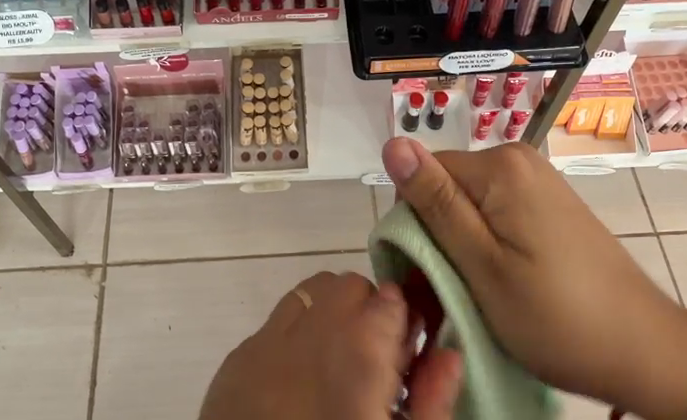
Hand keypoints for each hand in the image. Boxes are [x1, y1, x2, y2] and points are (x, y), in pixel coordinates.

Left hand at [199, 270, 461, 419]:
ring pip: (311, 293)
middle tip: (373, 367)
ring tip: (336, 364)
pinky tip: (297, 381)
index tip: (407, 358)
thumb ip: (432, 398)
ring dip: (329, 314)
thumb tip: (449, 354)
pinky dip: (292, 338)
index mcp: (362, 348)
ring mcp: (269, 339)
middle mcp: (314, 328)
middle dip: (368, 315)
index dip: (405, 326)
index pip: (394, 298)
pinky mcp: (237, 359)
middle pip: (351, 287)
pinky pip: (274, 324)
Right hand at [382, 138, 686, 418]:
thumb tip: (391, 143)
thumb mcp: (482, 266)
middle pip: (446, 188)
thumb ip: (436, 204)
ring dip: (463, 246)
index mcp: (499, 166)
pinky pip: (497, 213)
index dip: (414, 226)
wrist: (646, 350)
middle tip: (451, 295)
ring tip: (479, 295)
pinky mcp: (550, 204)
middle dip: (439, 237)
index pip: (422, 176)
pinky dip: (490, 247)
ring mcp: (538, 181)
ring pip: (470, 204)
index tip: (425, 276)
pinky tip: (503, 285)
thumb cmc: (556, 317)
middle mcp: (518, 159)